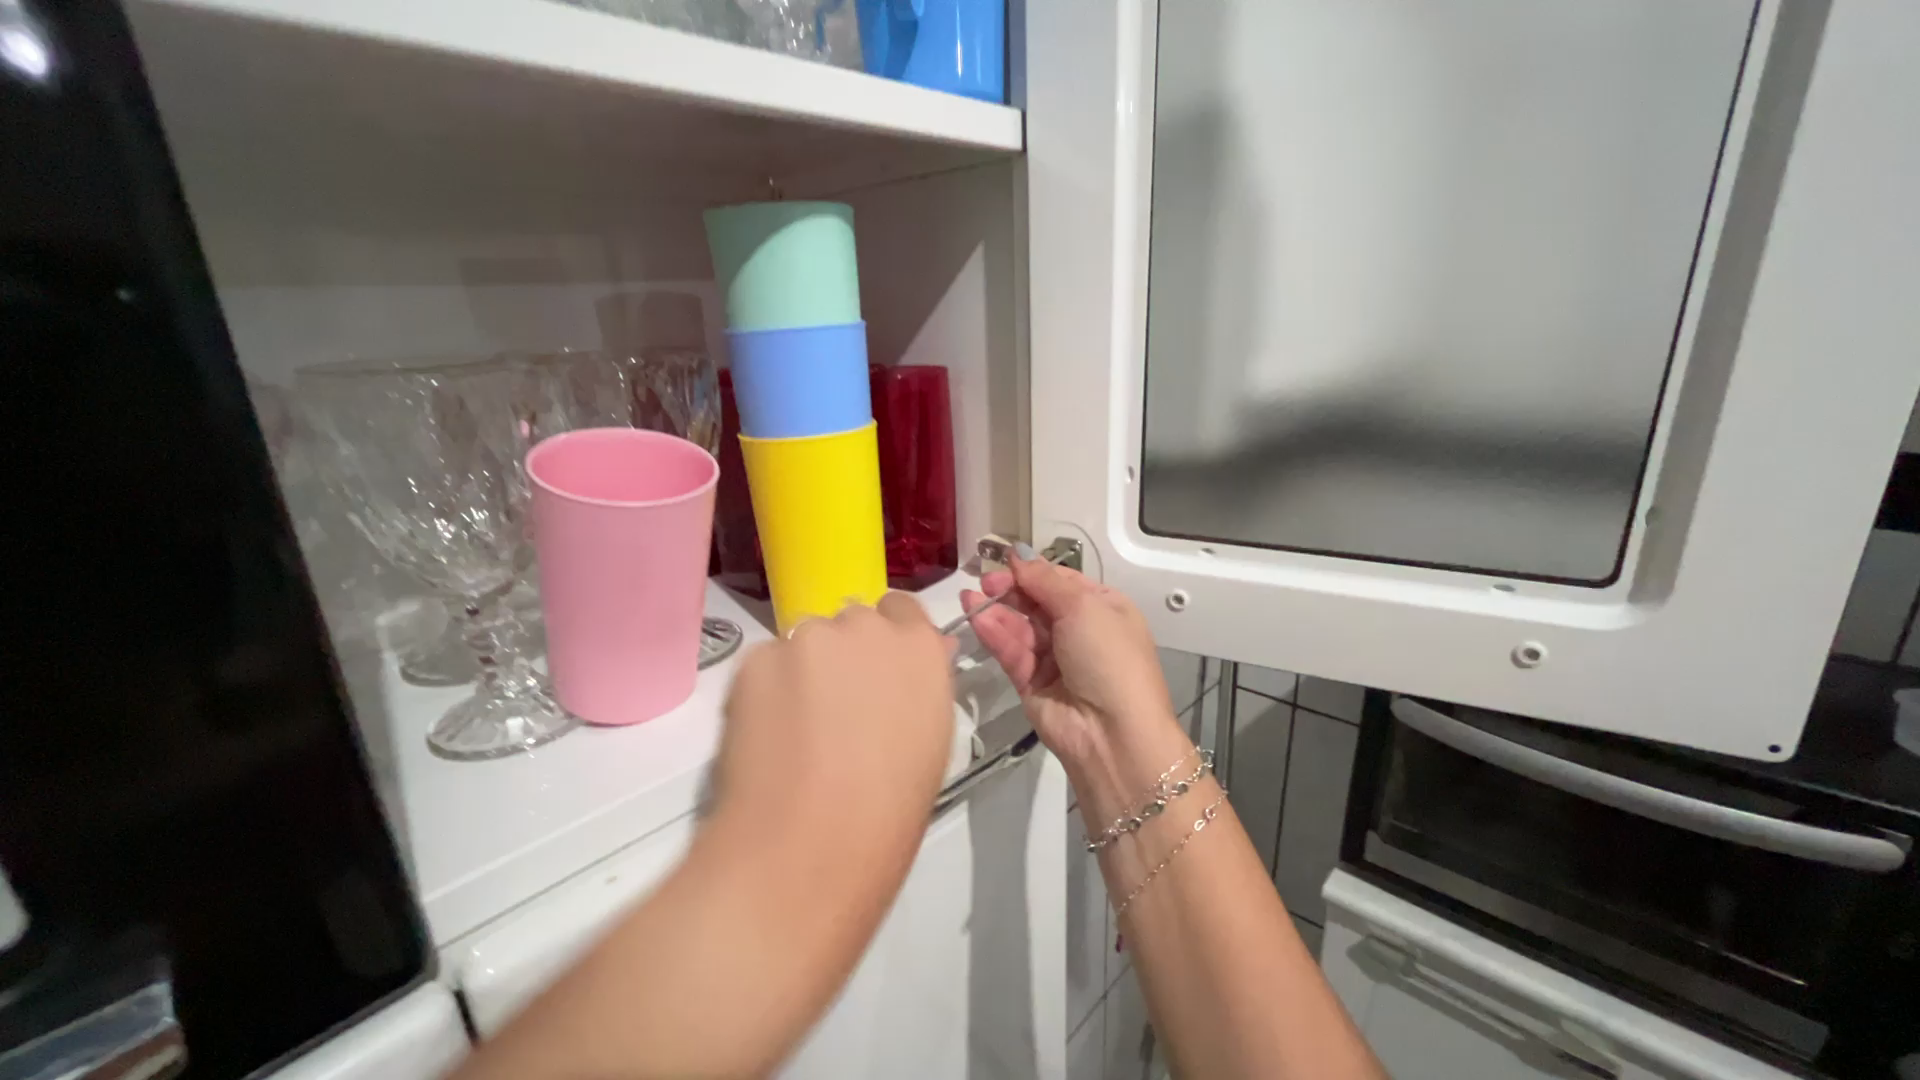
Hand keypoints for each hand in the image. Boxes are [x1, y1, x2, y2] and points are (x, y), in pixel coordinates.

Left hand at [711, 593, 954, 880]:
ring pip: (804, 643)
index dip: (885, 641)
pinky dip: (764, 691)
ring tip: (794, 731)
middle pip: (850, 624)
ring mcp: (807, 638)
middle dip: (843, 656)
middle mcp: (866, 627)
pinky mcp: (756, 658)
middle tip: (834, 710)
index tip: (875, 675)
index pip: (901, 611)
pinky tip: (766, 738)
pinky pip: (764, 664)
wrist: (811, 840)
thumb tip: (905, 674)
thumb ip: (918, 690)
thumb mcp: (931, 741)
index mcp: (919, 648)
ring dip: (802, 672)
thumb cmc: (889, 808)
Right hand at [963, 554, 1174, 767]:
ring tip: (969, 597)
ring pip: (1020, 627)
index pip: (1062, 581)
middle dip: (1011, 590)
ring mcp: (1055, 659)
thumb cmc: (1108, 658)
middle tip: (985, 582)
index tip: (1004, 560)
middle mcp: (1080, 631)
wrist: (1111, 733)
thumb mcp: (1084, 608)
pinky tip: (976, 618)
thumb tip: (1018, 554)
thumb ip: (1045, 581)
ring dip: (996, 611)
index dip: (1033, 571)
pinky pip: (1011, 652)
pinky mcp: (1031, 683)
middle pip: (1038, 602)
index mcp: (1104, 609)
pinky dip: (994, 634)